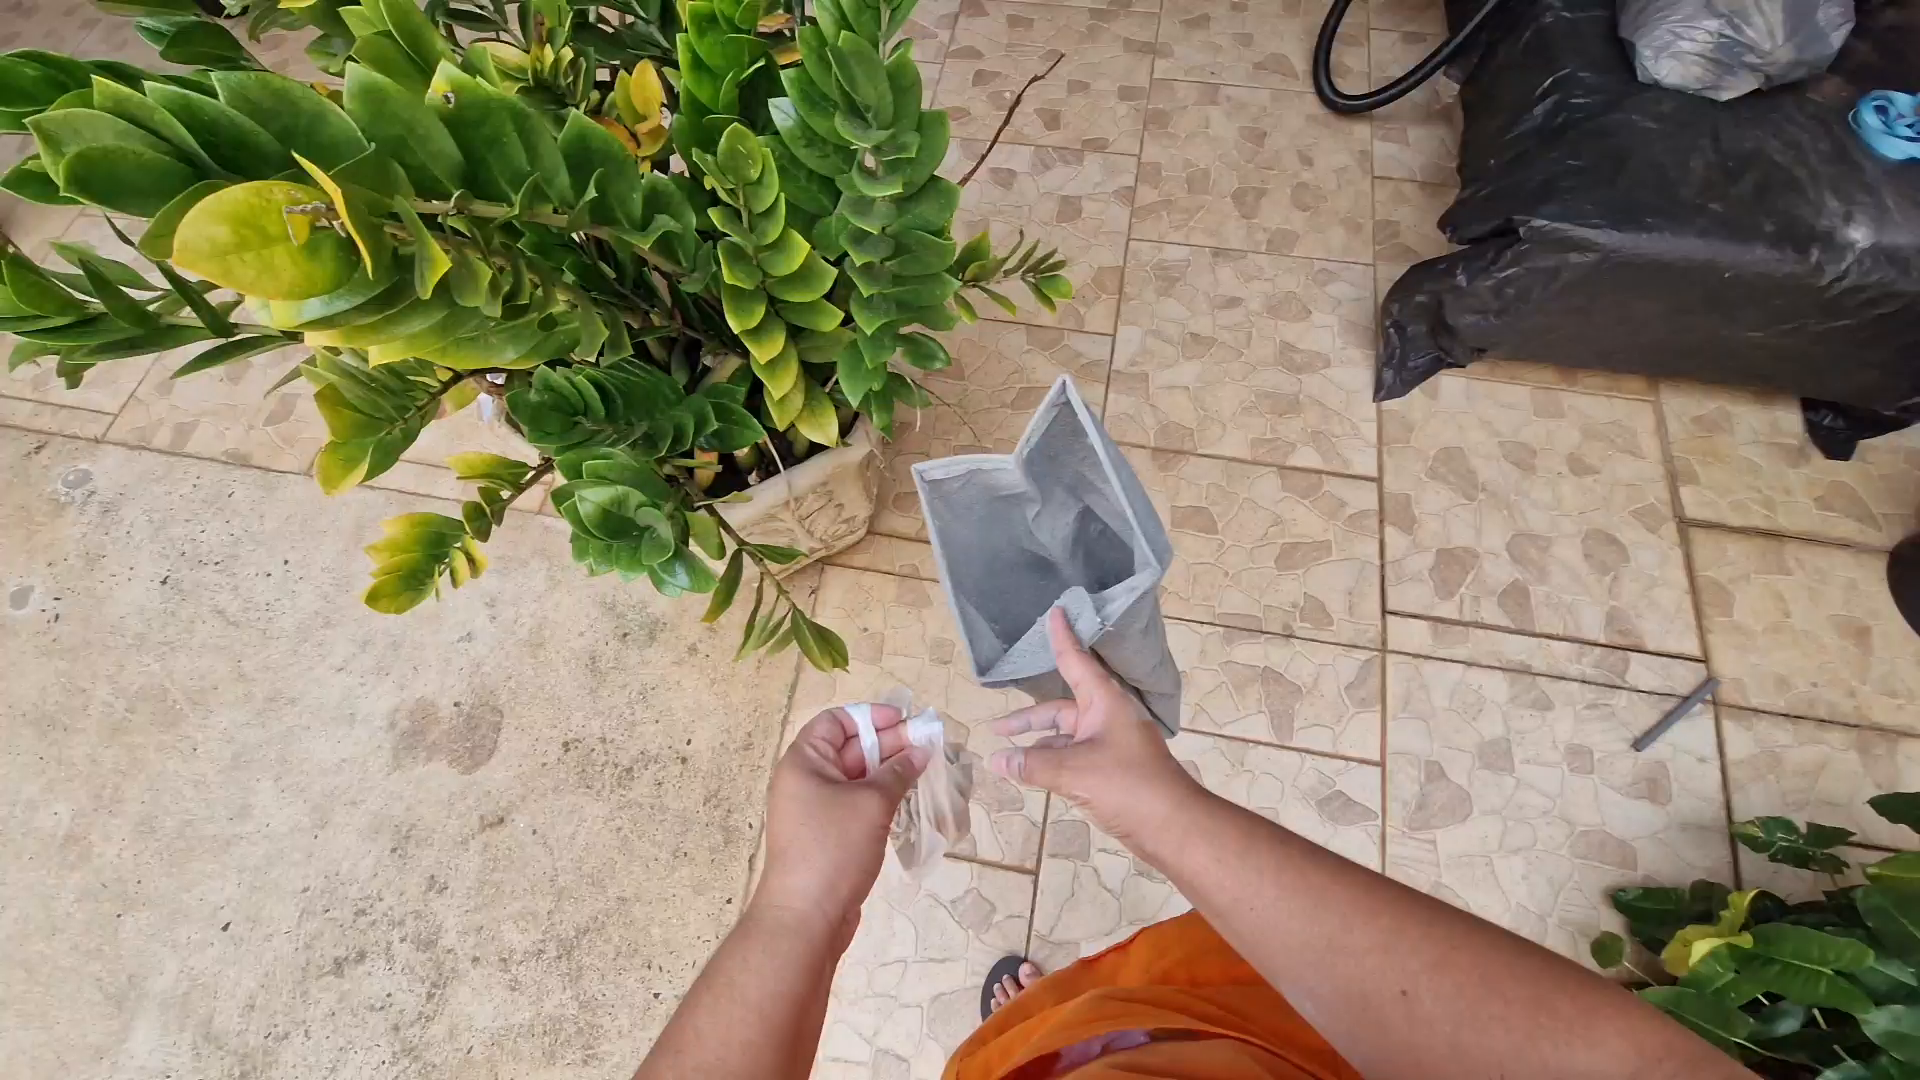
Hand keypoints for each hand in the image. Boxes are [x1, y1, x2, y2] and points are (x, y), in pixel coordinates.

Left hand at [755, 704, 927, 946]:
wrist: (806, 919)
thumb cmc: (833, 848)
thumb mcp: (871, 803)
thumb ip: (899, 771)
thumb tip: (920, 751)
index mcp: (804, 761)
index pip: (836, 721)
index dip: (870, 717)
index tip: (904, 721)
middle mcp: (806, 779)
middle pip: (850, 747)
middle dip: (889, 743)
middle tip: (927, 745)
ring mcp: (816, 809)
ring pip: (857, 777)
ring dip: (889, 771)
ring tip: (925, 769)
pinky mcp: (828, 834)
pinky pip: (856, 802)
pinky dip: (881, 796)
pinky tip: (908, 798)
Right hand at [989, 608, 1203, 846]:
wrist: (1174, 827)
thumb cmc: (1128, 785)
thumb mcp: (1074, 770)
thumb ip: (1031, 764)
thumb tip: (997, 761)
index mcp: (1104, 702)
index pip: (1076, 661)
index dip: (1063, 638)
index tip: (1055, 612)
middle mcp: (1106, 717)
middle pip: (1060, 710)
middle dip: (1028, 720)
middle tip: (997, 728)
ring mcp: (1109, 745)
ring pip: (1065, 738)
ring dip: (1037, 747)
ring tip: (1005, 758)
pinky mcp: (1110, 771)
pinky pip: (1073, 758)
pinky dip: (1051, 764)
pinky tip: (1030, 776)